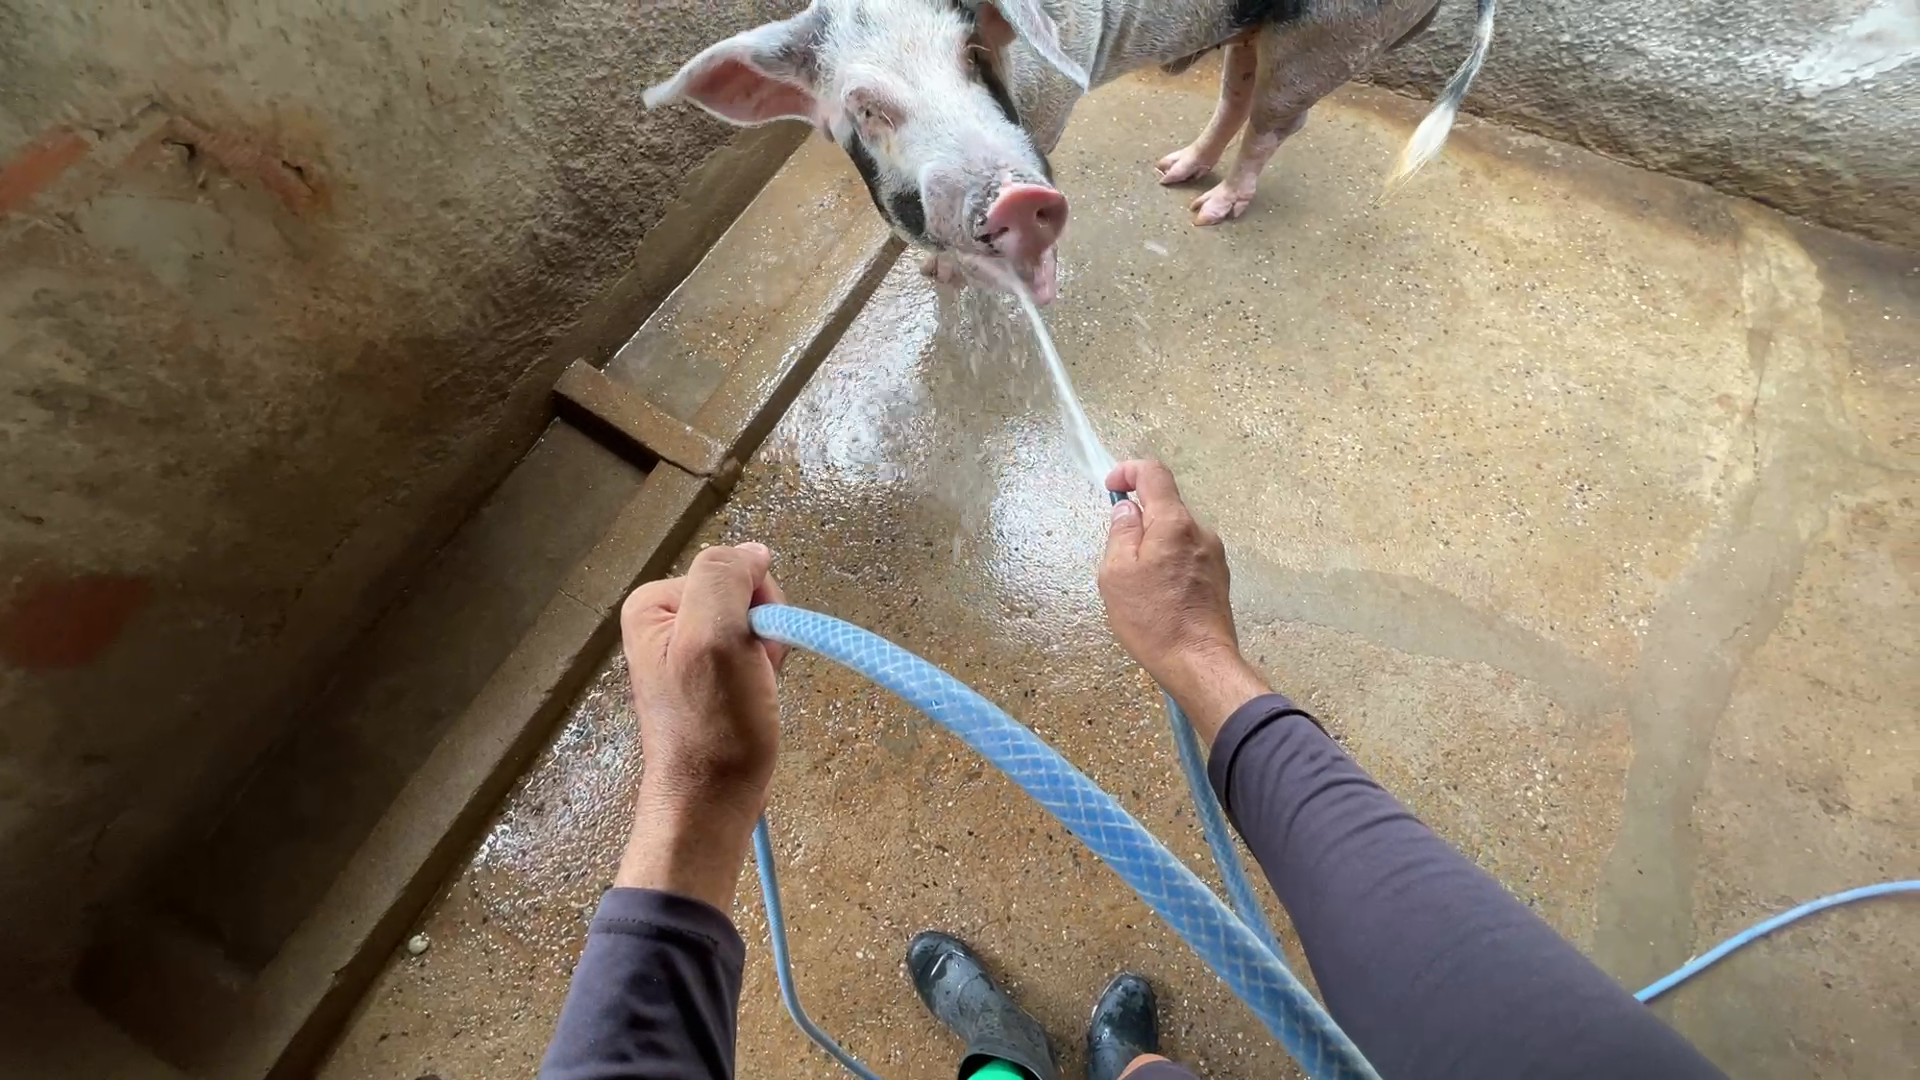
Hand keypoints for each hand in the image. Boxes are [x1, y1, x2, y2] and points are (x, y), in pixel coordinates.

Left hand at [615, 543, 786, 907]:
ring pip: (754, 620)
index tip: (750, 648)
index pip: (733, 568)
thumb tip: (754, 550)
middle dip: (763, 627)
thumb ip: (726, 578)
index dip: (757, 604)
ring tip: (754, 686)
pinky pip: (753, 647)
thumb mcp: (715, 637)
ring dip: (767, 650)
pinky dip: (765, 667)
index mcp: (654, 603)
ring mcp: (688, 648)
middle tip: (754, 669)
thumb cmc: (714, 725)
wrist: (712, 799)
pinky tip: (756, 693)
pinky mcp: (710, 674)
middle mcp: (666, 620)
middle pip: (744, 592)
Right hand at [1098, 460, 1267, 743]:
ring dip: (1152, 546)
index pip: (1154, 473)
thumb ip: (1121, 532)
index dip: (1128, 471)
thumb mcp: (1117, 573)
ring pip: (1174, 534)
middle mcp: (1199, 531)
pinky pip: (1185, 556)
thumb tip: (1127, 510)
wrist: (1199, 663)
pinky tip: (1157, 596)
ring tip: (1136, 585)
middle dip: (1137, 520)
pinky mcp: (1218, 578)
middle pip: (1164, 507)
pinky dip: (1166, 563)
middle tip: (1116, 555)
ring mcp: (1213, 555)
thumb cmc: (1151, 618)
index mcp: (1173, 523)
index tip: (1111, 488)